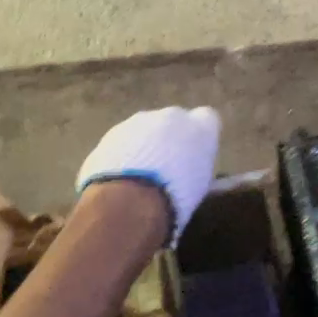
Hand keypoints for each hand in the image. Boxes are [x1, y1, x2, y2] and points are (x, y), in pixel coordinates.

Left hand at [76, 107, 220, 244]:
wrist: (130, 200)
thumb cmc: (176, 197)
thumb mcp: (199, 187)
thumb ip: (198, 170)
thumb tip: (204, 175)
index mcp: (200, 127)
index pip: (207, 119)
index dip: (199, 136)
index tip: (194, 153)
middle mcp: (170, 116)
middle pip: (172, 121)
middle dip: (168, 139)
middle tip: (164, 168)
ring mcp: (136, 122)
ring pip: (143, 130)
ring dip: (142, 146)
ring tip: (137, 177)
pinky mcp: (110, 134)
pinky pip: (120, 142)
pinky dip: (121, 155)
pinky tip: (119, 179)